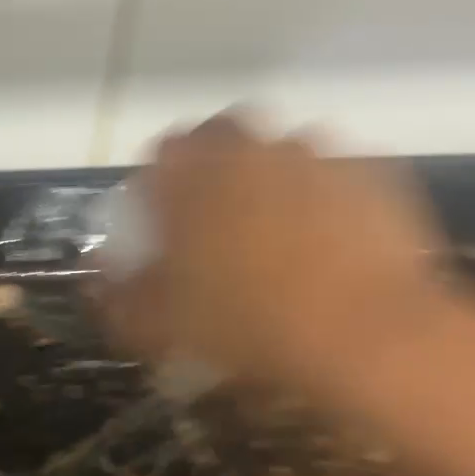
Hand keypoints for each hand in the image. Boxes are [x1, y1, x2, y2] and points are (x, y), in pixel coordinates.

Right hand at [100, 111, 447, 389]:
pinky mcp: (375, 173)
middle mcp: (252, 145)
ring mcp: (318, 153)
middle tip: (219, 227)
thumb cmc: (243, 323)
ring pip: (282, 156)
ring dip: (273, 185)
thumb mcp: (156, 326)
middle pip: (223, 141)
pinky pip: (336, 178)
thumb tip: (99, 278)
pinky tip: (330, 250)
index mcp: (191, 170)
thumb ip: (116, 295)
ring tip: (280, 243)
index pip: (161, 152)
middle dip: (216, 174)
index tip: (164, 224)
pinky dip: (327, 202)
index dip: (160, 186)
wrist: (362, 334)